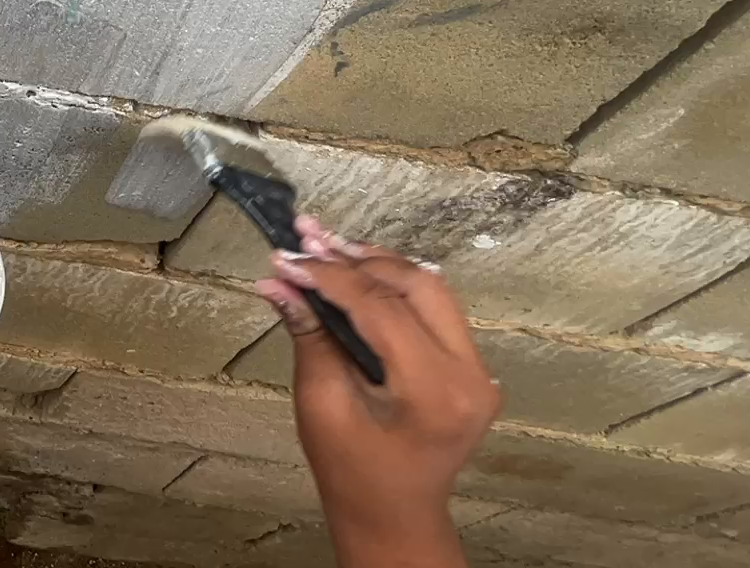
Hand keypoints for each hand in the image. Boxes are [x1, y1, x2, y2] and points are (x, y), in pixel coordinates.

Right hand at [254, 216, 500, 567]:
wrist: (392, 510)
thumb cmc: (350, 466)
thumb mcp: (320, 400)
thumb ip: (308, 334)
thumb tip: (274, 280)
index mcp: (434, 390)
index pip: (379, 306)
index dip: (326, 275)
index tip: (281, 257)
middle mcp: (468, 373)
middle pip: (415, 284)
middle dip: (354, 256)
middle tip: (304, 238)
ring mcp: (475, 368)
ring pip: (427, 286)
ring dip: (373, 261)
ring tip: (322, 242)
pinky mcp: (466, 363)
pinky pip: (431, 305)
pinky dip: (388, 280)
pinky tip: (351, 265)